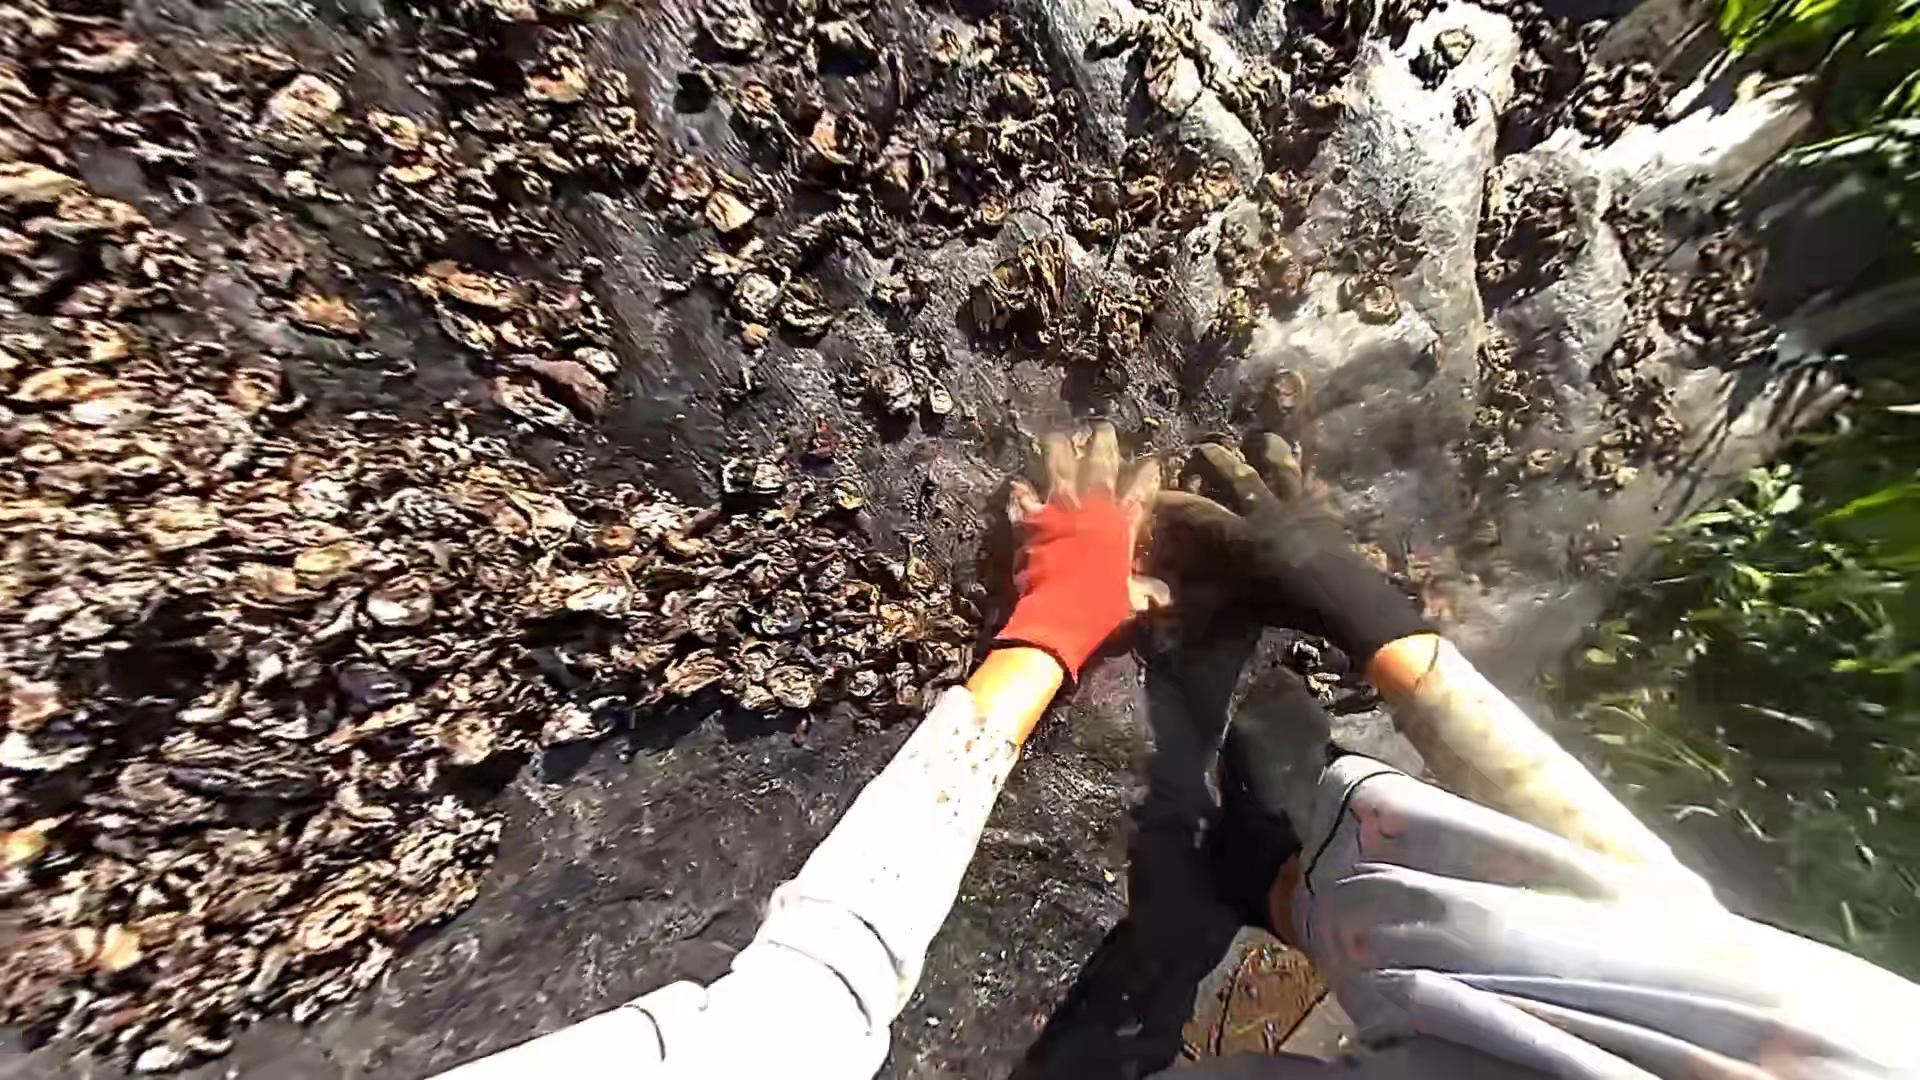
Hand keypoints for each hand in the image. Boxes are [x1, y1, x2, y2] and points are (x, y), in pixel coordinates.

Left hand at [994, 422, 1165, 679]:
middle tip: (1102, 429)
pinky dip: (1021, 495)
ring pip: (1060, 472)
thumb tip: (1164, 599)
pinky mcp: (1033, 523)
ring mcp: (1060, 512)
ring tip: (1058, 436)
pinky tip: (1017, 485)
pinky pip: (1025, 502)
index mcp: (1122, 526)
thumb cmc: (1101, 609)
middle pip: (1099, 469)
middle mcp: (1092, 511)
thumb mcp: (1131, 600)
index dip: (1146, 476)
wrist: (1059, 613)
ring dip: (1059, 453)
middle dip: (1103, 447)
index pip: (1140, 493)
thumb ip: (1145, 592)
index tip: (1150, 461)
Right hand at [1153, 435, 1426, 666]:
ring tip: (1263, 438)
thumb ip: (1211, 596)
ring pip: (1281, 467)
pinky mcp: (1324, 511)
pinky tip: (1311, 477)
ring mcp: (1297, 506)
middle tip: (1202, 448)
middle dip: (1216, 458)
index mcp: (1241, 534)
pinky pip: (1316, 488)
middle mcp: (1265, 511)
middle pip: (1237, 475)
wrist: (1347, 598)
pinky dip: (1311, 481)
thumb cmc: (1287, 603)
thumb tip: (1180, 603)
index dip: (1174, 502)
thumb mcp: (1241, 604)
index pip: (1198, 511)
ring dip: (1270, 450)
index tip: (1155, 493)